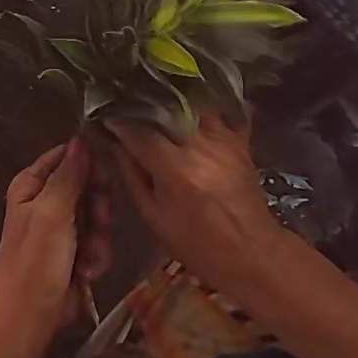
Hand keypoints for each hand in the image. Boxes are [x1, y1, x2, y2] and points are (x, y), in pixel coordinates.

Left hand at [0, 138, 111, 357]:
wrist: (28, 319)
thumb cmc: (34, 262)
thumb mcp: (52, 212)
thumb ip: (69, 175)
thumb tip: (81, 138)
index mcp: (31, 184)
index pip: (67, 157)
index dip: (89, 166)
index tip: (102, 181)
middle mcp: (45, 200)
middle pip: (88, 186)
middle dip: (98, 209)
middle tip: (98, 223)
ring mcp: (60, 228)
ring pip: (97, 217)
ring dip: (99, 238)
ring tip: (88, 258)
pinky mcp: (73, 253)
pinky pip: (98, 243)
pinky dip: (96, 258)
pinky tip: (87, 273)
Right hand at [105, 111, 280, 288]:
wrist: (253, 254)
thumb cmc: (197, 244)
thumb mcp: (153, 216)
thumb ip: (132, 176)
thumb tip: (115, 145)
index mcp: (175, 170)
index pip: (138, 131)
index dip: (118, 122)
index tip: (104, 118)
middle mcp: (201, 148)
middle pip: (165, 111)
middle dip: (142, 107)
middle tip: (126, 107)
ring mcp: (224, 142)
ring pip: (193, 105)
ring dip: (172, 103)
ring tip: (156, 105)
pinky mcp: (240, 143)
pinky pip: (222, 113)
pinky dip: (204, 108)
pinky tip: (190, 108)